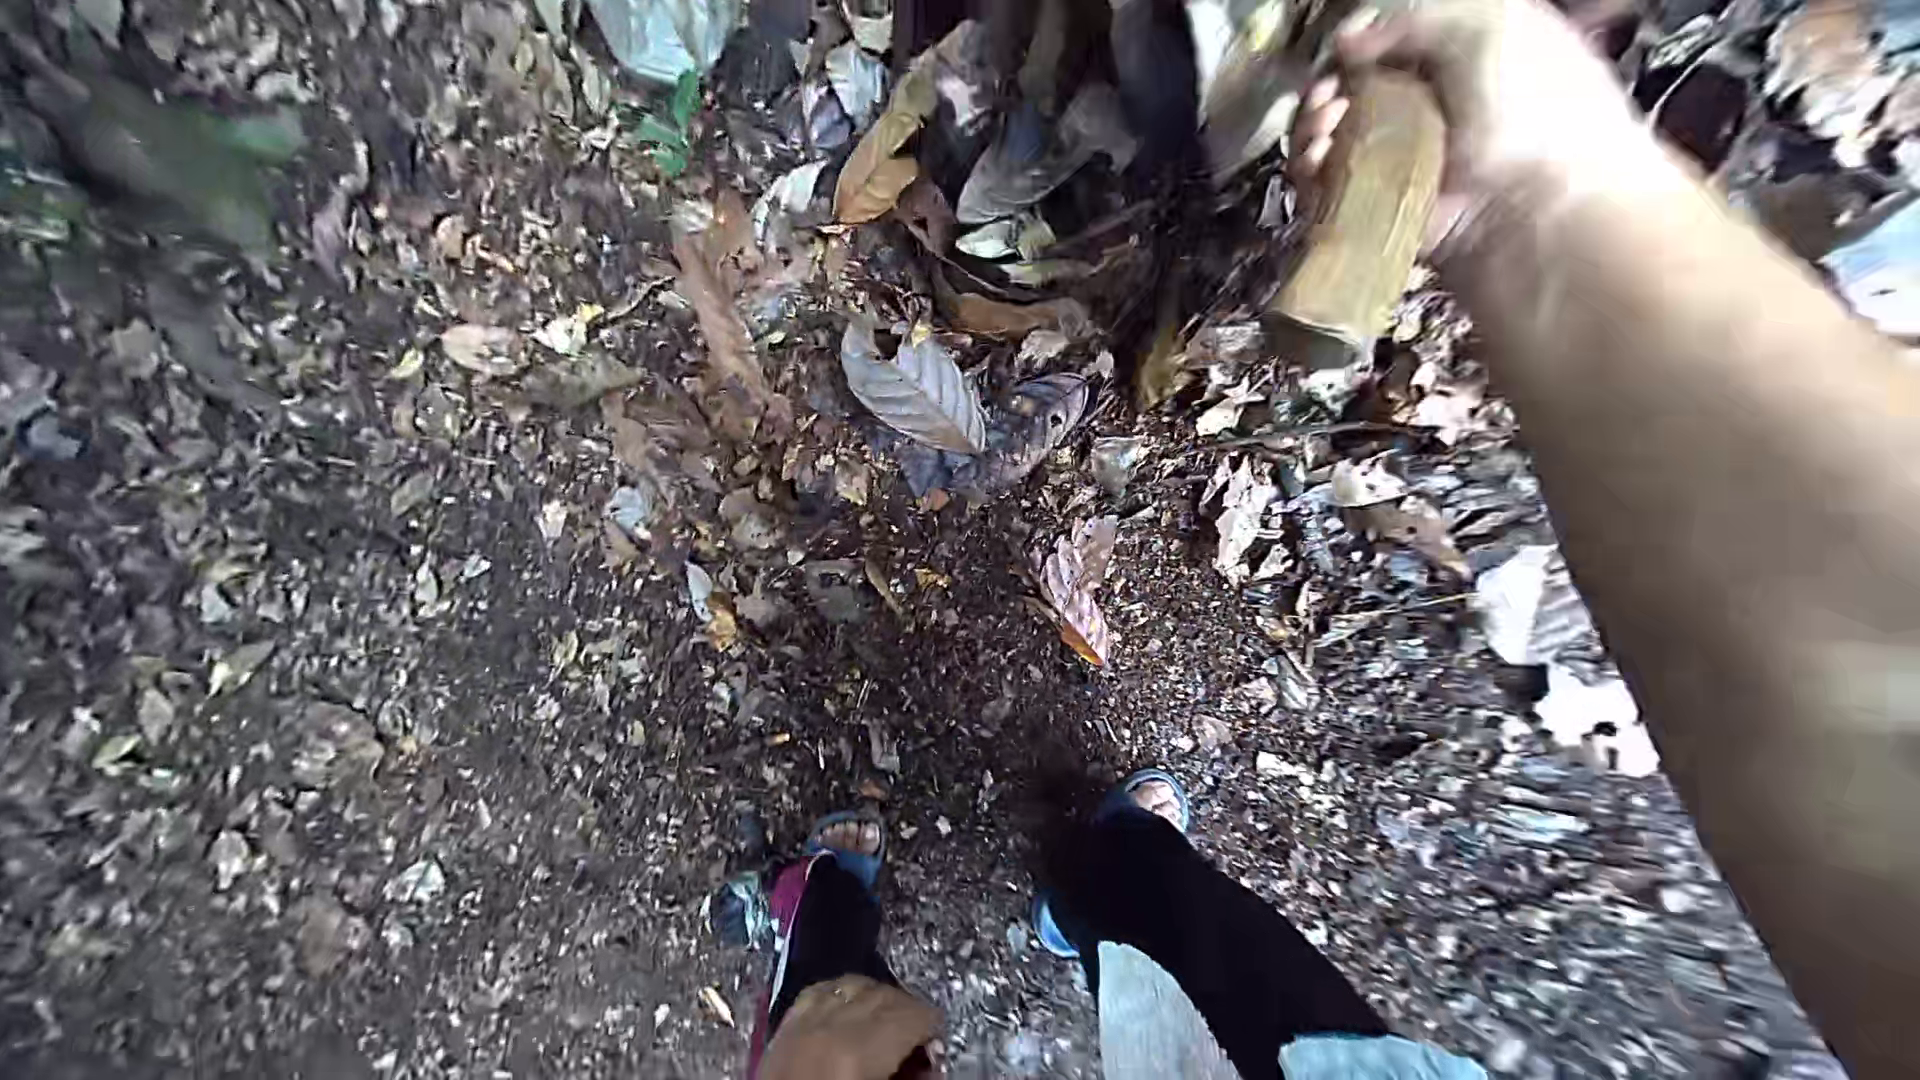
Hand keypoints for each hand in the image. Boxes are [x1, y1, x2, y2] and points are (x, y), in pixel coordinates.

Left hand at [759, 976, 943, 1079]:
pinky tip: (850, 1006)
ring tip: (887, 1020)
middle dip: (908, 1011)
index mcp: (861, 1052)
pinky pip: (822, 990)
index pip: (911, 1015)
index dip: (931, 1025)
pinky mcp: (785, 1025)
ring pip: (855, 984)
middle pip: (885, 996)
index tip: (937, 1038)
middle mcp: (834, 1024)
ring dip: (877, 998)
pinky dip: (841, 993)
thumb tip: (931, 1066)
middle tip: (918, 1036)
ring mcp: (806, 1019)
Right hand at [1291, 0, 1667, 253]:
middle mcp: (1405, 114)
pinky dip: (1305, 171)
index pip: (1376, 54)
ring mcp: (1379, 164)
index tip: (1339, 55)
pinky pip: (1316, 188)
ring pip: (1320, 143)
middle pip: (1339, 100)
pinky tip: (1315, 158)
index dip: (1350, 52)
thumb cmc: (1526, 104)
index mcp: (1439, 65)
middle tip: (1328, 98)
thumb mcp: (1489, 25)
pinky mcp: (1360, 207)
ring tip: (1323, 128)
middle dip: (1323, 93)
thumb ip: (1416, 20)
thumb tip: (1343, 40)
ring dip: (1309, 130)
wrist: (1521, 200)